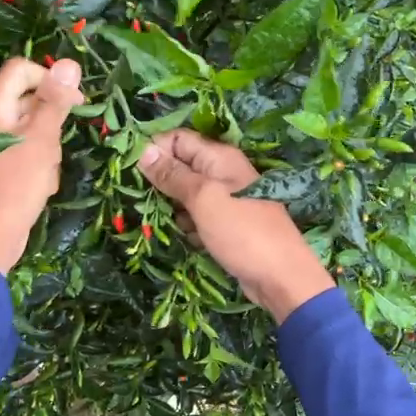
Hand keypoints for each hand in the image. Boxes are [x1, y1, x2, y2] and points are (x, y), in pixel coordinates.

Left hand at [0, 57, 84, 273]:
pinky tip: (42, 184)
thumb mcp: (43, 138)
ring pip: (30, 129)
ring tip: (47, 170)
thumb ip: (55, 101)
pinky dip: (38, 163)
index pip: (21, 69)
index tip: (73, 101)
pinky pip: (24, 152)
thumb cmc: (18, 183)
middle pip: (27, 99)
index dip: (48, 78)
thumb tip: (70, 64)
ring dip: (47, 146)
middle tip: (59, 143)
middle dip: (50, 119)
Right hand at [136, 130, 334, 323]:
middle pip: (181, 166)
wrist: (281, 277)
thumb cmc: (242, 232)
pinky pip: (199, 217)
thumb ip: (173, 175)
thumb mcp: (202, 199)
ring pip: (187, 195)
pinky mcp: (227, 224)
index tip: (134, 172)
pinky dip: (191, 227)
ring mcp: (227, 200)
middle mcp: (223, 173)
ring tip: (173, 224)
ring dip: (174, 209)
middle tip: (147, 202)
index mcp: (219, 158)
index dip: (155, 150)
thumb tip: (144, 151)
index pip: (178, 138)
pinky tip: (192, 240)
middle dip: (162, 182)